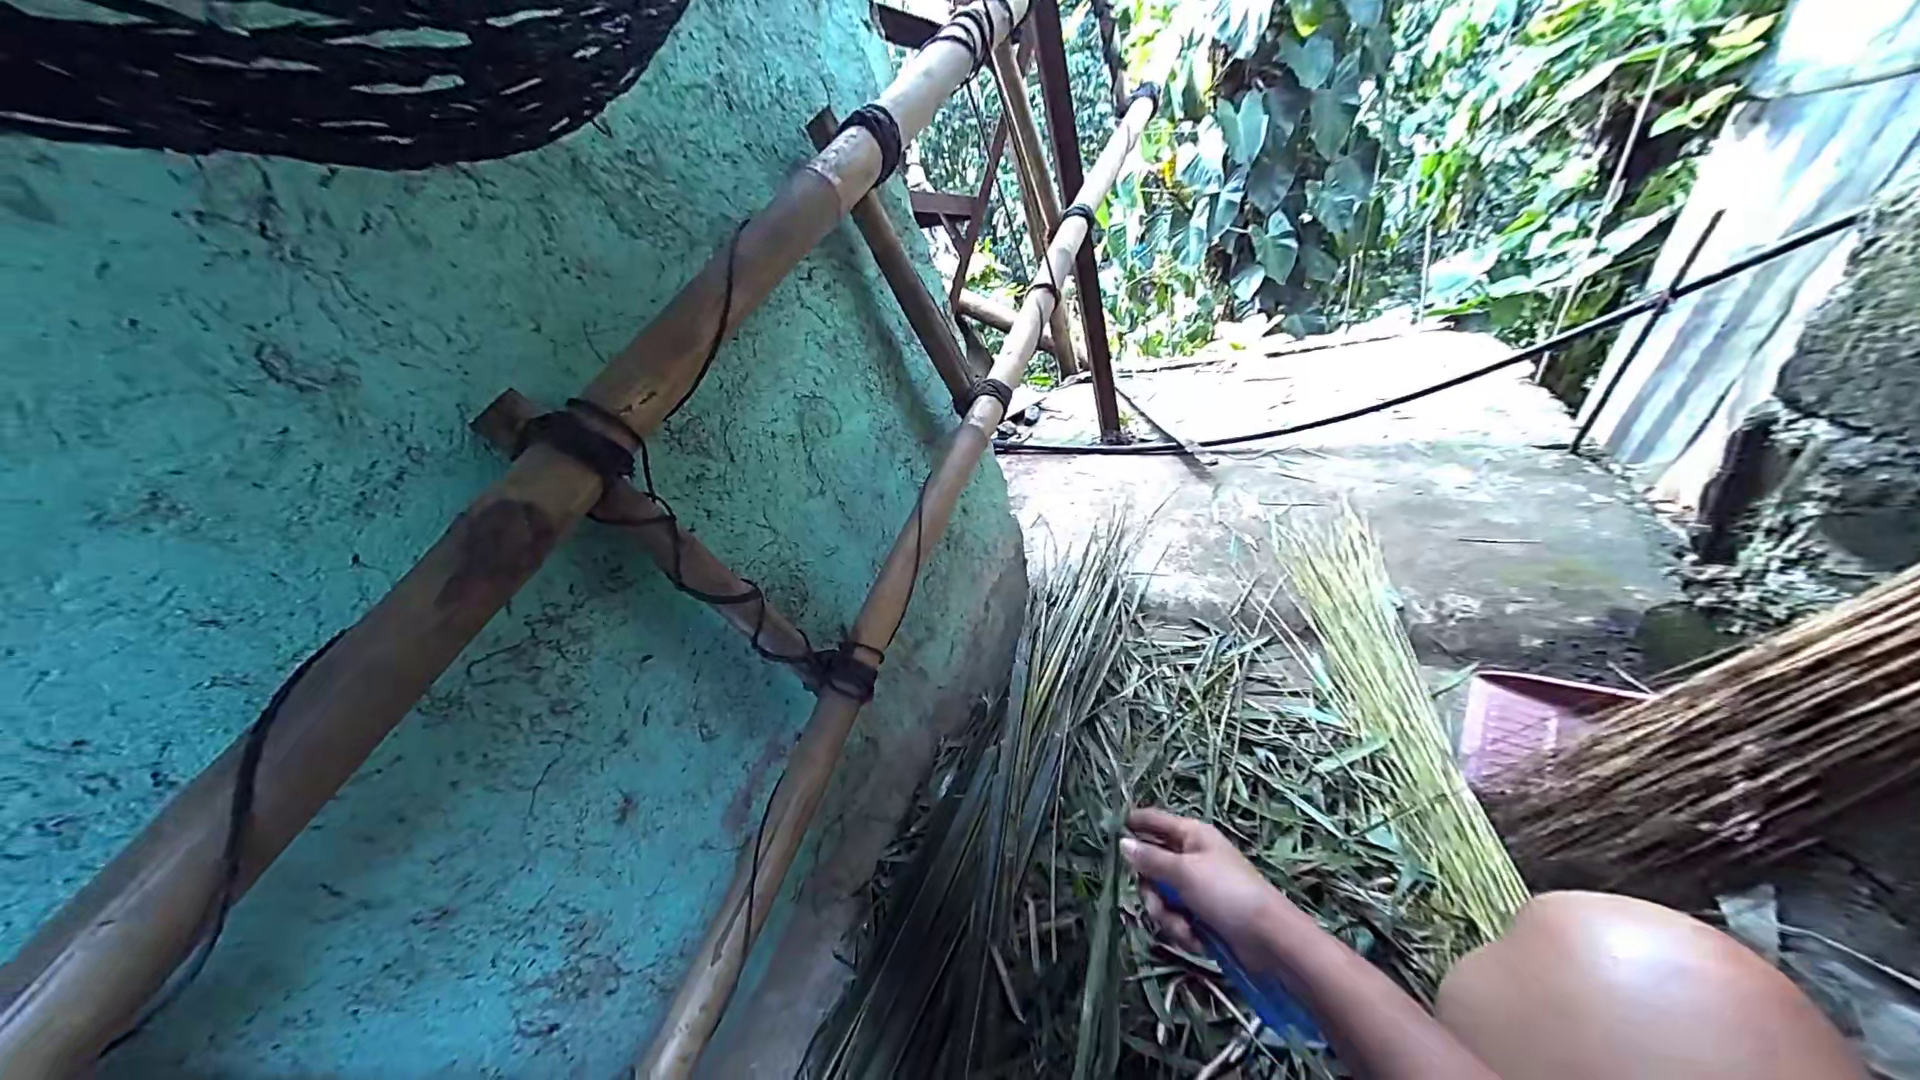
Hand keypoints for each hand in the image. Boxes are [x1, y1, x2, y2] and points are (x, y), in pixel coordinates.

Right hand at [1122, 807, 1293, 959]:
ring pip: (1160, 894)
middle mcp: (1191, 855)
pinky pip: (1175, 915)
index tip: (1111, 837)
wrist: (1271, 940)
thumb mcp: (1184, 873)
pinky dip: (1181, 928)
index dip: (1131, 826)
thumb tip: (1122, 843)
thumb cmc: (1227, 894)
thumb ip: (1150, 859)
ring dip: (1166, 915)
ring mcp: (1196, 884)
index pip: (1152, 820)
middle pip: (1151, 864)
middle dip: (1151, 890)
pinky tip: (1195, 939)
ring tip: (1184, 928)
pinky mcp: (1202, 912)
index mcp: (1190, 834)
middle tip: (1158, 904)